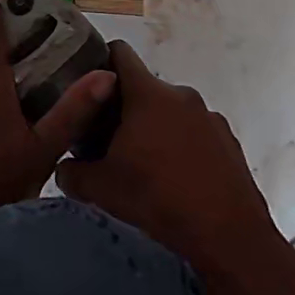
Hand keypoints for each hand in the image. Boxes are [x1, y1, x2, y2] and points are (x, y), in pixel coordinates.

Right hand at [55, 42, 294, 294]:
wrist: (229, 241)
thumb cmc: (157, 201)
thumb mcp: (99, 189)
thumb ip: (71, 172)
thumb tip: (63, 167)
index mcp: (148, 95)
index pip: (118, 52)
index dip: (98, 63)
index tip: (85, 87)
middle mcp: (182, 95)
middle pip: (143, 88)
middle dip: (123, 108)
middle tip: (106, 141)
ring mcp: (211, 118)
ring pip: (170, 113)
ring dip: (153, 130)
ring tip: (142, 167)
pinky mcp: (230, 143)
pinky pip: (195, 134)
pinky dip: (181, 148)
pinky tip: (174, 183)